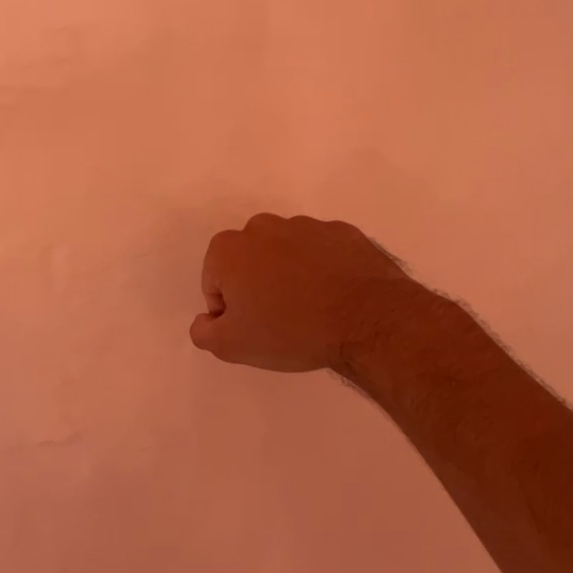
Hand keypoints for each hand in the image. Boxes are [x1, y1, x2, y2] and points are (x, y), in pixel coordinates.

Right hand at [190, 214, 421, 372]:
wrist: (369, 322)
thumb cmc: (289, 331)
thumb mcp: (230, 346)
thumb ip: (203, 331)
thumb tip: (207, 320)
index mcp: (229, 249)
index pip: (214, 283)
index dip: (228, 310)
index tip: (252, 327)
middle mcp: (264, 228)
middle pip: (247, 262)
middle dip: (255, 286)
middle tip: (276, 318)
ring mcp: (308, 226)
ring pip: (284, 255)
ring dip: (288, 277)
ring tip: (309, 310)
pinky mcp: (346, 233)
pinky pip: (322, 253)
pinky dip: (322, 271)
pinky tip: (334, 298)